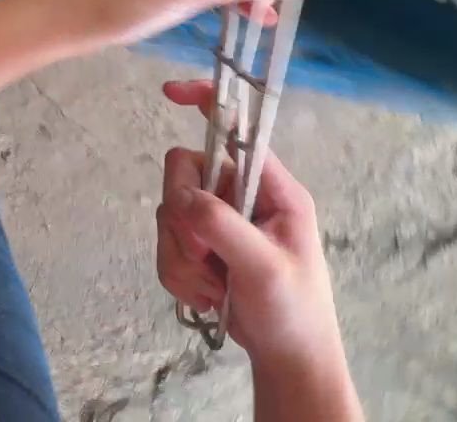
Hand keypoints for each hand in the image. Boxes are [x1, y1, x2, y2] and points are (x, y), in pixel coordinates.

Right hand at [154, 80, 345, 375]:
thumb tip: (180, 197)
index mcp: (271, 189)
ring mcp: (216, 218)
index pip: (236, 129)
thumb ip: (221, 224)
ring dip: (181, 255)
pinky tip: (205, 294)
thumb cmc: (293, 313)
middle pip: (183, 172)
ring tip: (213, 286)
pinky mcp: (197, 242)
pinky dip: (176, 271)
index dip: (206, 102)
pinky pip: (163, 239)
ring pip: (167, 210)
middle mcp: (240, 194)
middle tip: (205, 256)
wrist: (286, 362)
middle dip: (184, 220)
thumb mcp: (264, 267)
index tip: (169, 93)